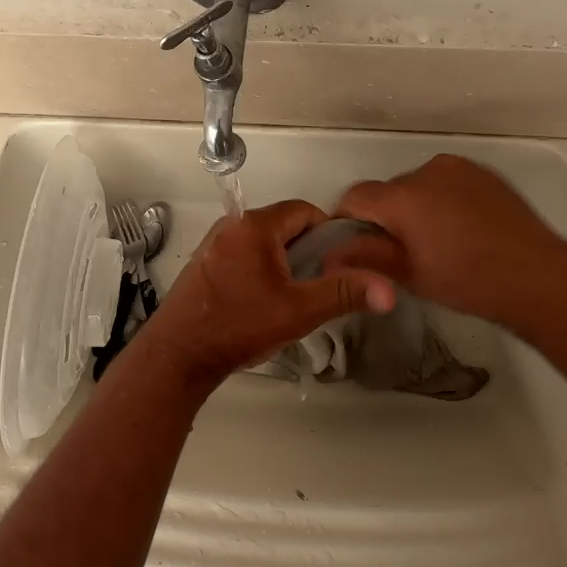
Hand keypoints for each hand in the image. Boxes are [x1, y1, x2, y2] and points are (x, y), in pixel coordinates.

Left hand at [138, 199, 396, 389]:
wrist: (179, 356)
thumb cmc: (239, 326)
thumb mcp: (299, 311)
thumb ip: (344, 293)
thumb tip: (388, 289)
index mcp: (254, 225)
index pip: (305, 211)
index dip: (328, 234)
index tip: (337, 264)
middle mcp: (231, 225)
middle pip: (284, 225)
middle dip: (305, 251)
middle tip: (317, 286)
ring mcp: (213, 244)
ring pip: (263, 243)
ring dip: (283, 263)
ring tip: (292, 299)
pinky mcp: (203, 264)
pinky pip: (243, 255)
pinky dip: (260, 271)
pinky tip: (262, 304)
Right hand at [335, 154, 566, 333]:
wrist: (538, 276)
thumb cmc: (468, 280)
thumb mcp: (409, 275)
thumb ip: (365, 259)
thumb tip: (327, 256)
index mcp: (403, 195)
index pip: (354, 197)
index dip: (348, 222)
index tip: (357, 250)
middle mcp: (427, 171)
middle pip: (388, 191)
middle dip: (386, 217)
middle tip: (400, 254)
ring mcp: (459, 169)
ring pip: (418, 186)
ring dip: (416, 208)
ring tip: (437, 244)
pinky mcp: (484, 174)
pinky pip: (447, 183)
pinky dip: (443, 202)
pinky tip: (462, 232)